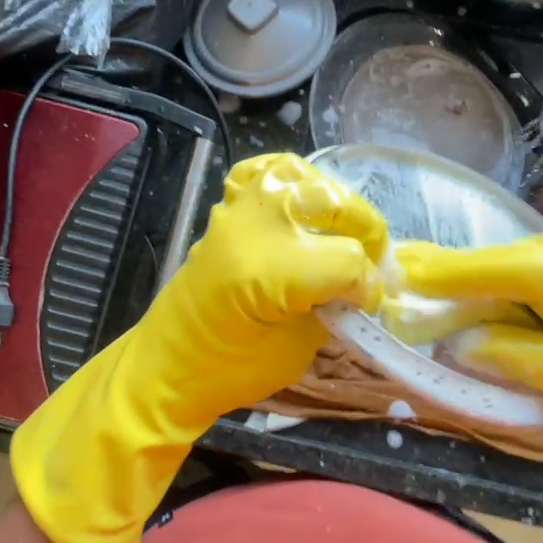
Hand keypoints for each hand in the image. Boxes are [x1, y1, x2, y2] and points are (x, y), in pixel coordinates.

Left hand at [143, 152, 387, 414]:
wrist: (170, 364)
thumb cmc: (232, 371)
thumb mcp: (298, 348)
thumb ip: (333, 305)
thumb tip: (363, 282)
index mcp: (272, 270)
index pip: (348, 259)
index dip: (370, 284)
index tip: (371, 303)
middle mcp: (254, 227)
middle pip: (335, 203)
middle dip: (365, 233)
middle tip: (372, 264)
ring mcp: (236, 210)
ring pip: (302, 175)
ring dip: (334, 201)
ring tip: (342, 230)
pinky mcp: (225, 207)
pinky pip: (262, 171)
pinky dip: (289, 179)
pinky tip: (302, 201)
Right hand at [395, 229, 542, 542]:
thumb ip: (517, 359)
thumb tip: (461, 346)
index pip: (478, 266)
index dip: (427, 274)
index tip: (378, 272)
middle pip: (494, 269)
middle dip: (446, 288)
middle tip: (394, 295)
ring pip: (519, 281)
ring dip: (482, 303)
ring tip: (434, 317)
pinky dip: (517, 311)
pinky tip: (497, 328)